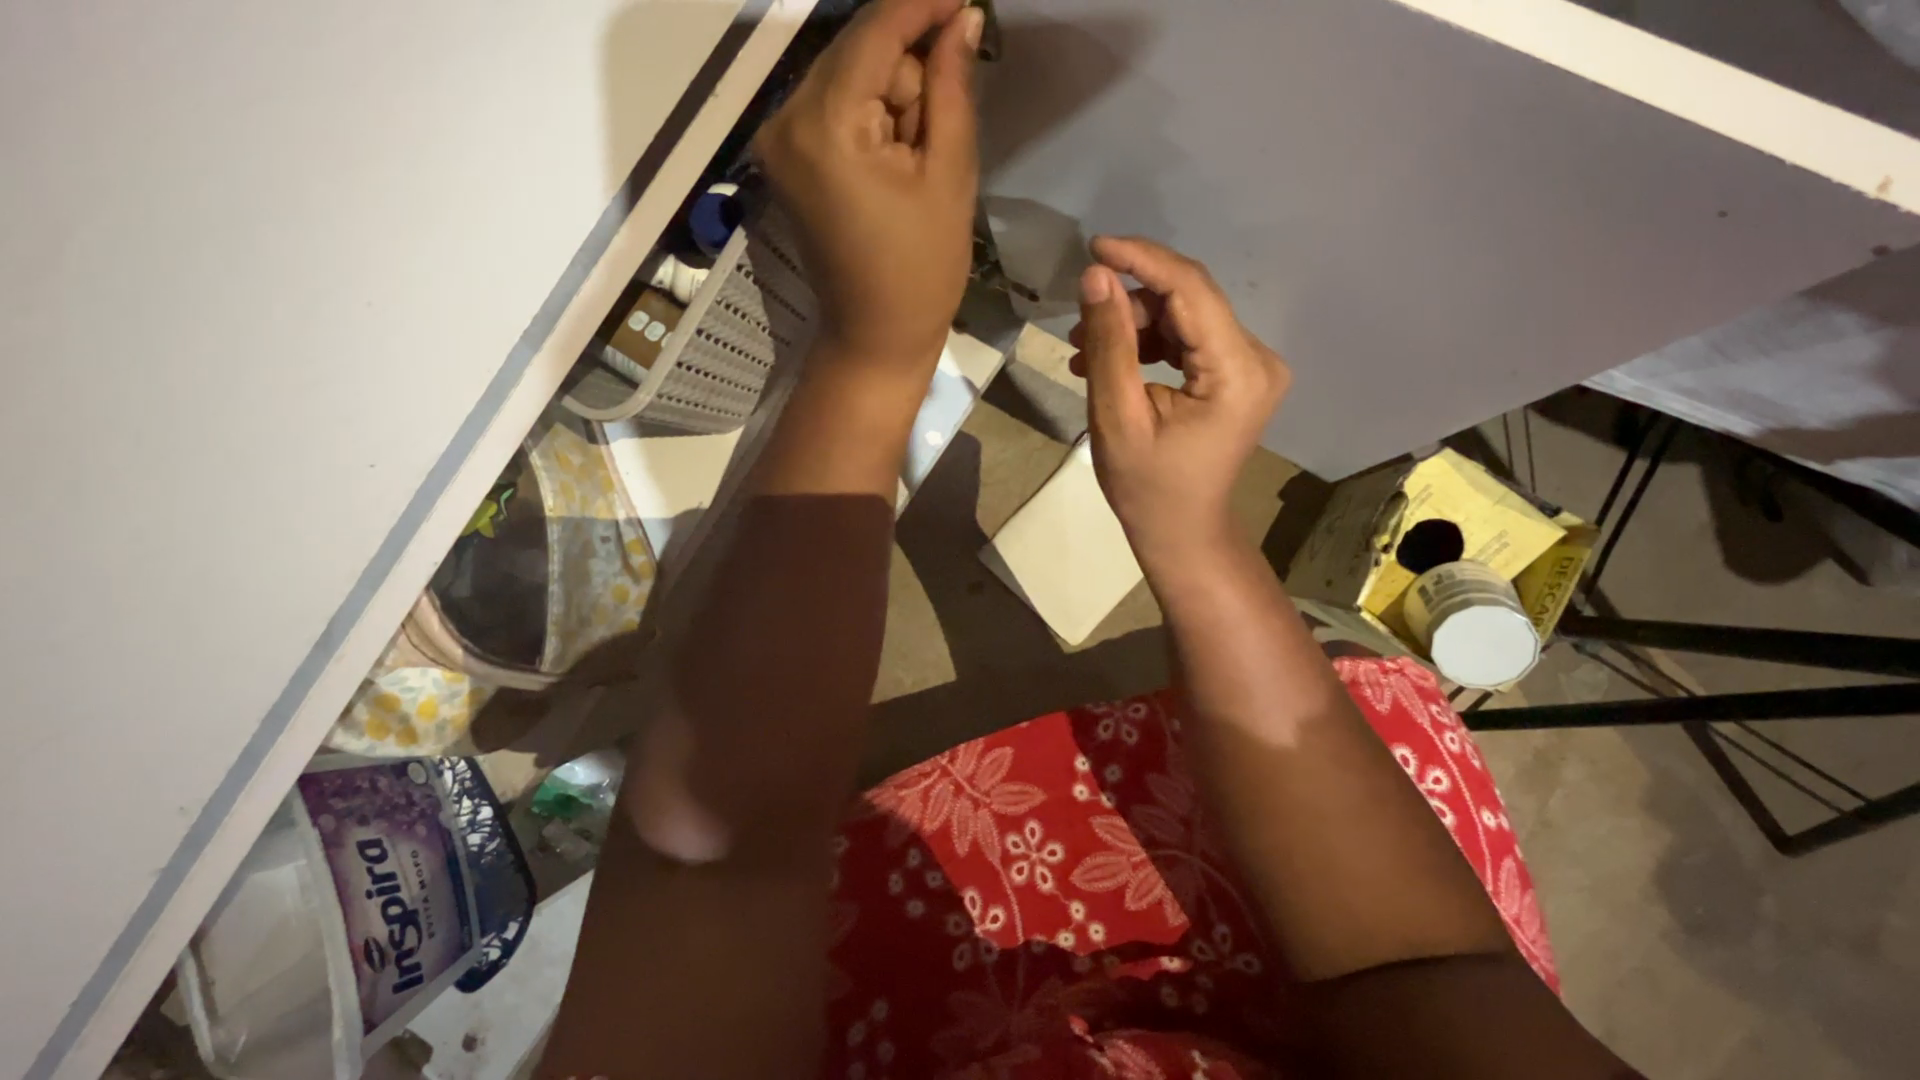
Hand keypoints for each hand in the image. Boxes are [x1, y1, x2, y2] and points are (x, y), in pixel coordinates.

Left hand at [755, 0, 982, 366]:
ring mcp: (778, 139)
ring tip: (919, 155)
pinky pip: (833, 105)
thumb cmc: (922, 269)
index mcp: (826, 127)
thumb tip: (962, 19)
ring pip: (847, 74)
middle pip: (857, 48)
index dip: (922, 4)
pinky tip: (896, 154)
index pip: (874, 31)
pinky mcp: (785, 156)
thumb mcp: (948, 174)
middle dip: (908, 63)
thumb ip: (950, 87)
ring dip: (892, 92)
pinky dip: (870, 113)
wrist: (875, 336)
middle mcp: (786, 120)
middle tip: (943, 116)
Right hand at [1071, 236, 1291, 568]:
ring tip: (1085, 353)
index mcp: (1238, 372)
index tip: (1094, 247)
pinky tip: (1111, 362)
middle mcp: (1259, 359)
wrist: (1181, 531)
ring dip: (1135, 324)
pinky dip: (1150, 343)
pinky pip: (1191, 338)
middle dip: (1131, 300)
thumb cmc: (1146, 487)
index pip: (1191, 290)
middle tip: (1079, 322)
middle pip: (1191, 299)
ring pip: (1187, 315)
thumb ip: (1110, 343)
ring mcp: (1253, 367)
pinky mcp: (1239, 374)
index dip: (1142, 260)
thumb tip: (1096, 276)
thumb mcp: (1117, 416)